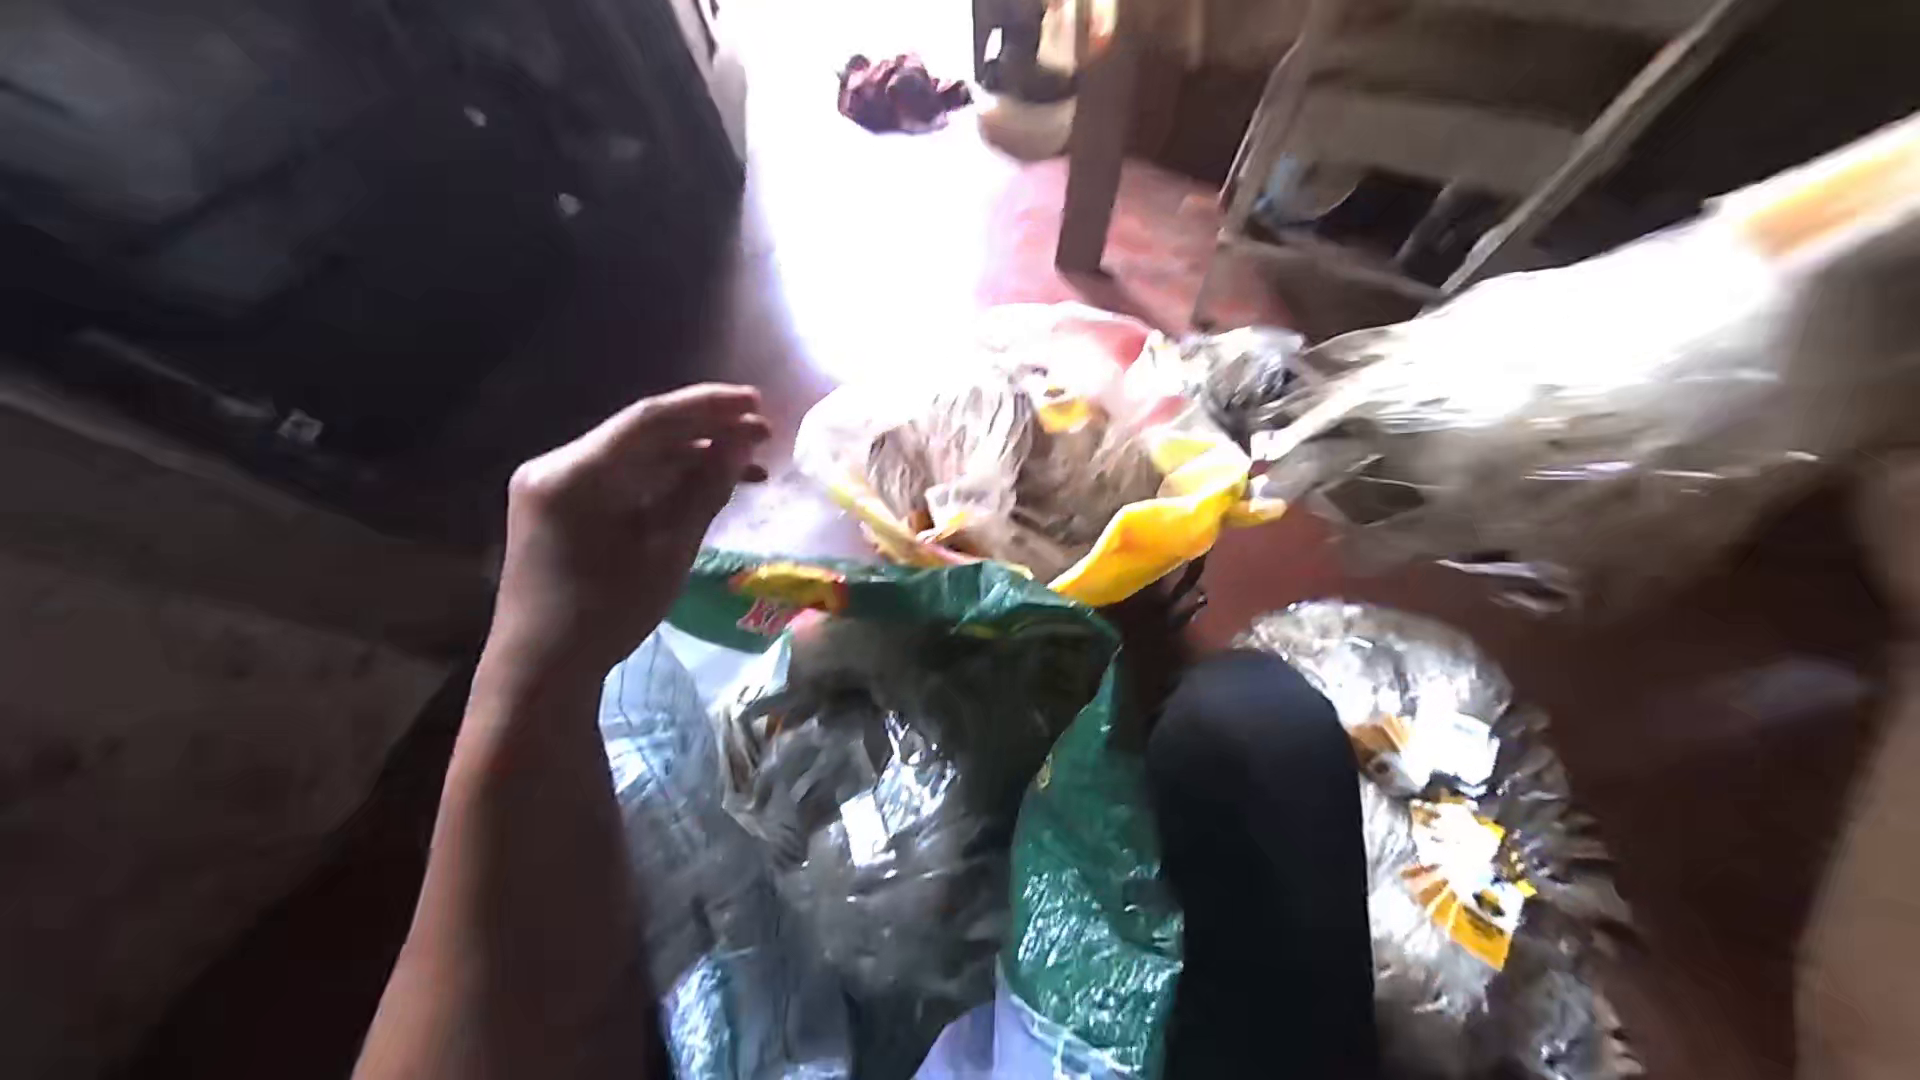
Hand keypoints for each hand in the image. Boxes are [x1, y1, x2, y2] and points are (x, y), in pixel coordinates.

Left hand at [488, 384, 770, 679]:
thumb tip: (744, 440)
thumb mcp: (668, 550)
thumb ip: (706, 488)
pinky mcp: (562, 502)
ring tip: (747, 461)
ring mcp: (555, 483)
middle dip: (706, 430)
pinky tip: (705, 483)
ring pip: (637, 454)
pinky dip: (665, 478)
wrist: (542, 665)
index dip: (708, 406)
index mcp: (575, 473)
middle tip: (762, 432)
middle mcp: (557, 465)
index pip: (650, 420)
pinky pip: (623, 477)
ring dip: (691, 455)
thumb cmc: (607, 612)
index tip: (757, 403)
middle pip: (644, 433)